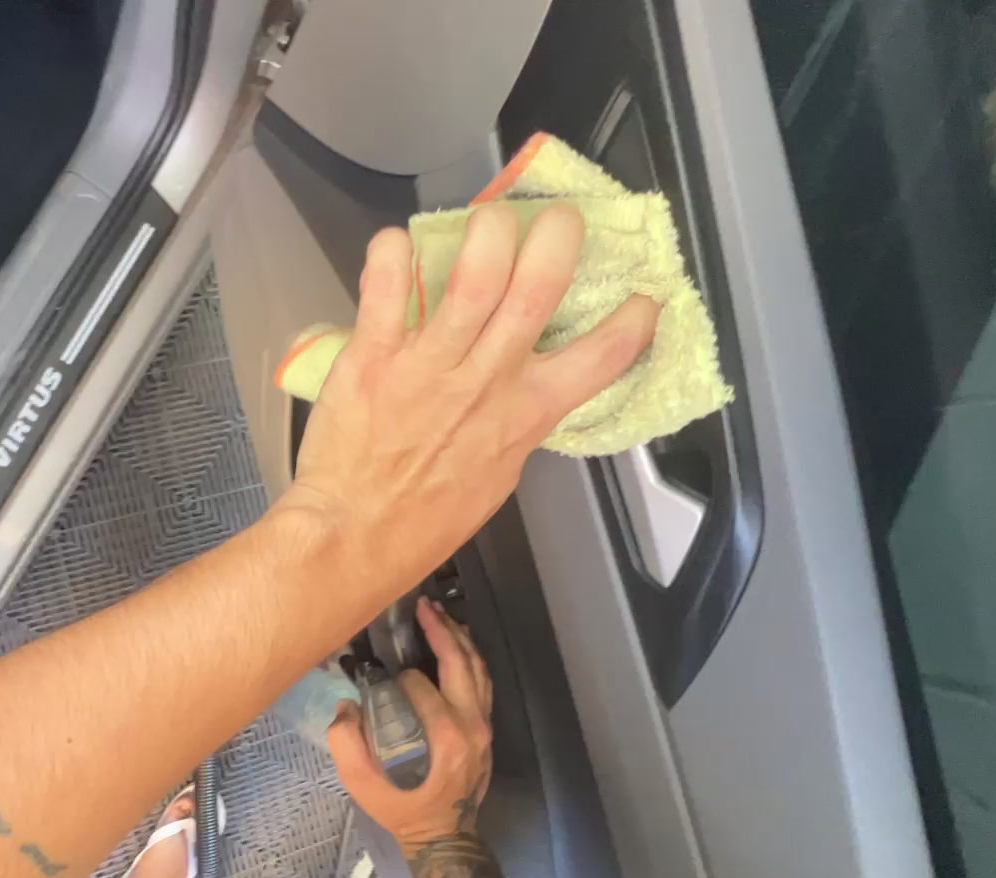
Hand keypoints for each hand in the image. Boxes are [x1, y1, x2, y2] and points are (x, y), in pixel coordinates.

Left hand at [276, 203, 658, 598]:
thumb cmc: (423, 521)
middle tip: (554, 222)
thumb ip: (514, 428)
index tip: (641, 296)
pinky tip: (395, 245)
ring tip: (485, 223)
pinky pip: (386, 288)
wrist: (354, 537)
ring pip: (475, 274)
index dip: (632, 318)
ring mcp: (430, 364)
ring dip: (488, 231)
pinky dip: (391, 253)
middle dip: (558, 235)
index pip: (602, 356)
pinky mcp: (374, 358)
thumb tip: (525, 398)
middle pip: (539, 286)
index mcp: (524, 414)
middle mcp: (486, 380)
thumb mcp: (494, 479)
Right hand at [329, 598, 495, 854]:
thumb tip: (347, 704)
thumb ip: (346, 741)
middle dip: (442, 629)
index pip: (420, 685)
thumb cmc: (401, 807)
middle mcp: (471, 724)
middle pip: (460, 662)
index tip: (382, 674)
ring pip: (478, 668)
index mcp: (444, 735)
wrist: (444, 837)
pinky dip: (471, 656)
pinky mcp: (488, 728)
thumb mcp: (361, 783)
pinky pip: (483, 682)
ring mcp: (485, 725)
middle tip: (423, 605)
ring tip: (441, 614)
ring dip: (460, 637)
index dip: (399, 675)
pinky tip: (459, 642)